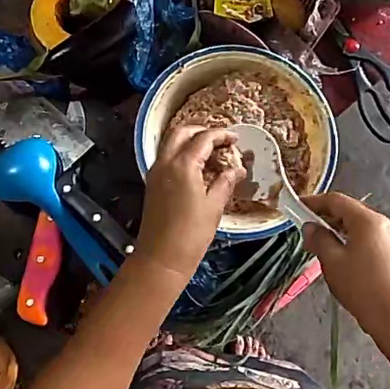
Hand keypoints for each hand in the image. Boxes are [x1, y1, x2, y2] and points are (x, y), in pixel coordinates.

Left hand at [136, 124, 240, 279]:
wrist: (161, 257)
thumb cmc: (190, 233)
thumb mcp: (214, 206)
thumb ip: (225, 182)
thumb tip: (237, 170)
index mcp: (182, 165)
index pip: (203, 138)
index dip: (221, 135)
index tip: (235, 138)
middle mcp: (164, 163)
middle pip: (181, 132)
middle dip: (202, 131)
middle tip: (222, 140)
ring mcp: (155, 172)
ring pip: (171, 143)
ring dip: (190, 141)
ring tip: (213, 153)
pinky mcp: (152, 183)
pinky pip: (167, 158)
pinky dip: (182, 154)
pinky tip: (199, 168)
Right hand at [301, 192, 389, 334]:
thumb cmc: (362, 286)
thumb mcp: (332, 261)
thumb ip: (319, 239)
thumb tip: (310, 228)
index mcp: (368, 221)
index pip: (337, 201)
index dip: (314, 202)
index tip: (297, 206)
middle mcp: (384, 225)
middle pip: (350, 212)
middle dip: (326, 217)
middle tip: (306, 227)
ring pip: (360, 227)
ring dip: (338, 230)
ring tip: (320, 244)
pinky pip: (369, 240)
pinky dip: (351, 241)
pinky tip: (340, 257)